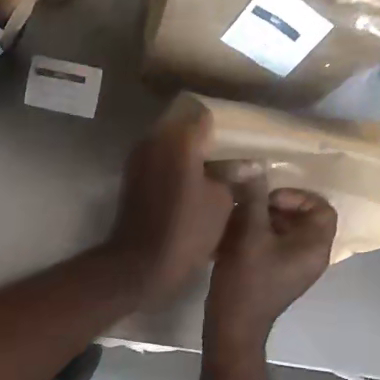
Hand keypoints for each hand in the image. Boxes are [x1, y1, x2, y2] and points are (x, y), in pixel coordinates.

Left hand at [106, 107, 234, 305]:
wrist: (140, 265)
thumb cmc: (186, 231)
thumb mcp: (221, 202)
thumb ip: (233, 175)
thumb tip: (247, 163)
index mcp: (178, 140)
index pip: (203, 113)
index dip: (224, 123)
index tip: (241, 135)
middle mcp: (153, 140)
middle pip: (183, 125)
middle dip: (205, 137)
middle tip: (231, 153)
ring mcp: (138, 159)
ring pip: (169, 144)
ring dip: (189, 153)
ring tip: (216, 170)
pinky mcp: (132, 179)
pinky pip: (159, 162)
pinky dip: (176, 168)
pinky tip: (196, 185)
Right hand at [205, 180, 336, 349]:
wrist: (233, 325)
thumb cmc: (246, 280)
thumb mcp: (249, 234)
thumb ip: (253, 198)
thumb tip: (253, 165)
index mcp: (315, 247)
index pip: (323, 209)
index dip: (297, 197)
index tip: (269, 198)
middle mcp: (312, 257)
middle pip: (304, 219)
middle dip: (276, 206)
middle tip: (250, 205)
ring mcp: (295, 269)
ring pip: (287, 232)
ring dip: (265, 220)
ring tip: (239, 218)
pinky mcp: (278, 276)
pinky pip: (276, 246)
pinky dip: (260, 236)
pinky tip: (235, 236)